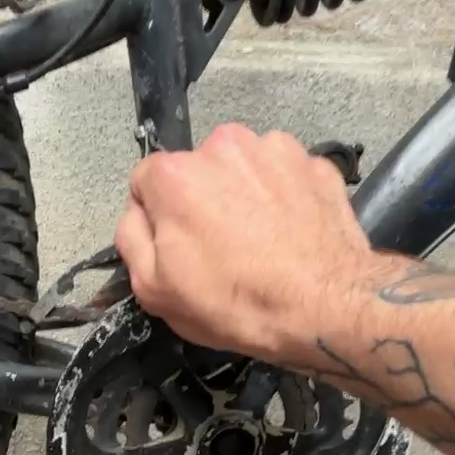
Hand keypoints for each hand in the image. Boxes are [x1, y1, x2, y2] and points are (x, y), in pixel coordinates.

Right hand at [117, 123, 399, 361]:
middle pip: (194, 173)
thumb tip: (136, 217)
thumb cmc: (238, 303)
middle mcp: (222, 147)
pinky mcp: (313, 163)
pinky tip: (285, 238)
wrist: (324, 307)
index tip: (173, 248)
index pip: (144, 182)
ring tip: (256, 247)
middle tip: (217, 253)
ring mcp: (273, 150)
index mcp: (175, 176)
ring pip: (240, 172)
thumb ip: (130, 240)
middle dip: (200, 205)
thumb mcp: (153, 290)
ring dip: (241, 200)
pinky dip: (279, 201)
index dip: (154, 219)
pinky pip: (281, 179)